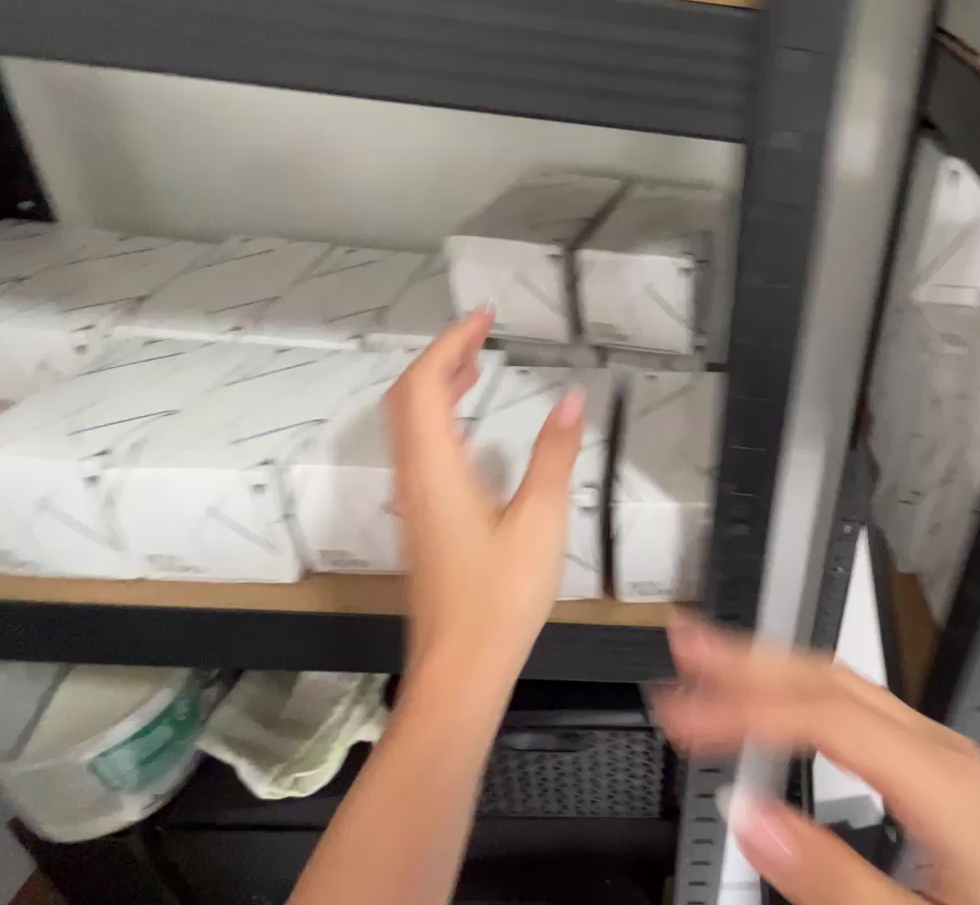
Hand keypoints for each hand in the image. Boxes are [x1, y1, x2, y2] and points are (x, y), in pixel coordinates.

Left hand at [384, 307, 585, 685]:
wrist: (462, 664)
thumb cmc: (502, 595)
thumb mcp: (541, 519)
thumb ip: (554, 454)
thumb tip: (571, 399)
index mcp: (437, 471)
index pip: (425, 386)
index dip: (450, 343)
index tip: (484, 316)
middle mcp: (415, 478)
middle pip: (408, 399)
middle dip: (442, 356)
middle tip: (483, 332)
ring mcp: (416, 500)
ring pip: (410, 424)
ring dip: (438, 385)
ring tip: (477, 363)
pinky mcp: (425, 518)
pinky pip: (421, 449)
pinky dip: (442, 418)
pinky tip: (474, 428)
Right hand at [652, 614, 979, 904]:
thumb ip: (830, 875)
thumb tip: (752, 813)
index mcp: (941, 779)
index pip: (823, 715)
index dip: (744, 705)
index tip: (680, 711)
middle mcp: (943, 750)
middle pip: (833, 678)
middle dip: (752, 656)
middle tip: (688, 643)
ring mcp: (945, 756)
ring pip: (848, 686)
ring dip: (775, 668)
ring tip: (717, 661)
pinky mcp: (941, 772)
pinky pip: (864, 712)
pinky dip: (807, 698)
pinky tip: (783, 706)